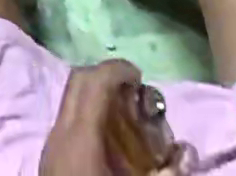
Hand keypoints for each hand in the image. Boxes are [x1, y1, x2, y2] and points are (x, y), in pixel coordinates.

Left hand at [39, 60, 184, 175]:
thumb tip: (187, 153)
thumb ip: (166, 172)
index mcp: (78, 137)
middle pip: (77, 82)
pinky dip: (89, 119)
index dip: (117, 69)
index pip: (92, 81)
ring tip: (126, 119)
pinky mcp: (49, 163)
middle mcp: (59, 134)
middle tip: (136, 93)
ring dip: (96, 98)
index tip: (140, 76)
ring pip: (70, 102)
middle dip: (106, 78)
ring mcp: (50, 148)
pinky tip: (111, 146)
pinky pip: (68, 124)